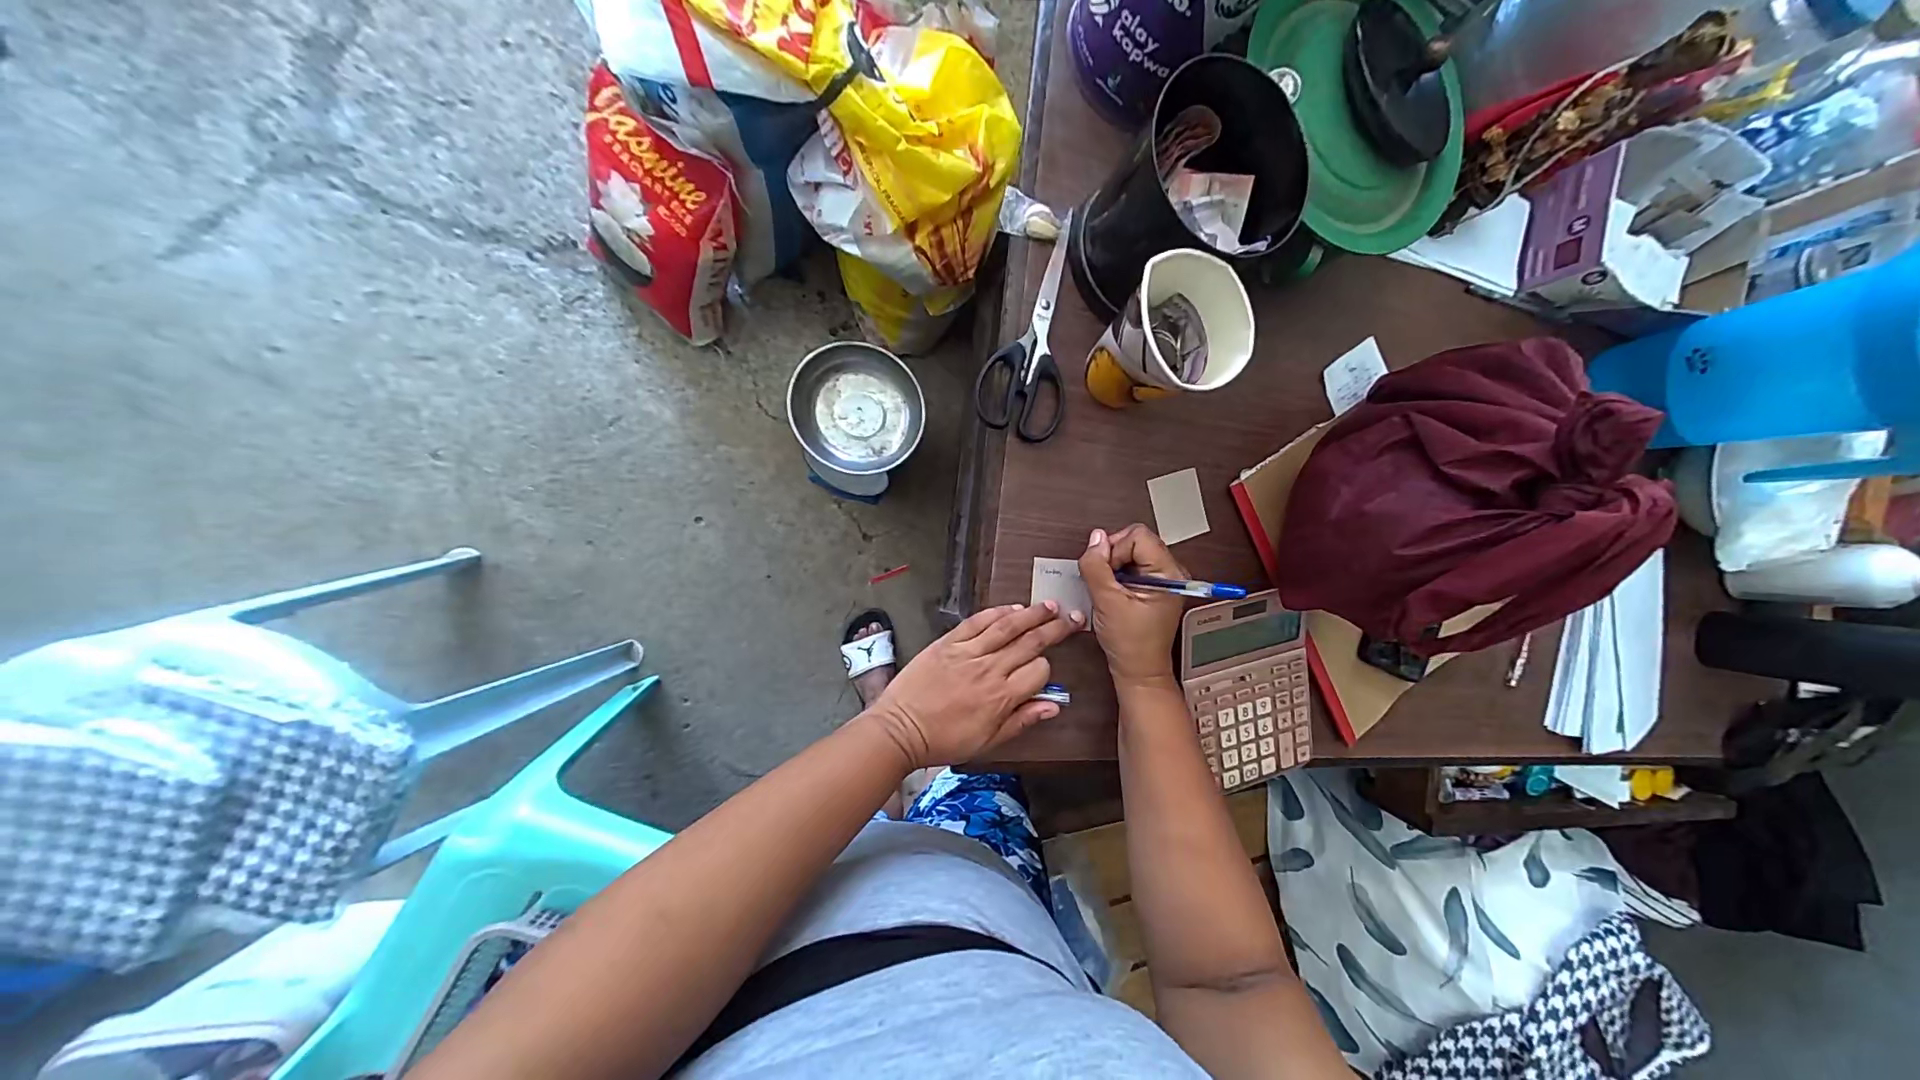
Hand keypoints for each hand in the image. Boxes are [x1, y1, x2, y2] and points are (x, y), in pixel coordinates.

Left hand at [865, 602, 1079, 769]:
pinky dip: (997, 613)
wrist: (900, 729)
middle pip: (1031, 643)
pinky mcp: (948, 643)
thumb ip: (1022, 721)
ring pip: (1008, 626)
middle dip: (1055, 629)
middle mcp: (989, 670)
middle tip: (1073, 617)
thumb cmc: (943, 741)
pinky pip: (977, 622)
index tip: (1045, 668)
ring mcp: (968, 653)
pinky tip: (1012, 608)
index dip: (1046, 668)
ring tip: (1050, 605)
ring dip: (1032, 614)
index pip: (1039, 671)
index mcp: (1001, 697)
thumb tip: (1053, 706)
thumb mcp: (987, 742)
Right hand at [1079, 524, 1186, 688]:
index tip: (1106, 573)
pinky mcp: (1152, 586)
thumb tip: (1095, 539)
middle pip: (1135, 540)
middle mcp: (1170, 571)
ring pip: (1131, 552)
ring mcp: (1162, 579)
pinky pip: (1131, 566)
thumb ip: (1097, 566)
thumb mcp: (1106, 602)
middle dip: (1113, 557)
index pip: (1137, 536)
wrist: (1138, 671)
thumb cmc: (1131, 645)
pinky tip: (1114, 595)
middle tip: (1106, 582)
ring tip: (1111, 591)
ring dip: (1113, 567)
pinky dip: (1116, 576)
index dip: (1114, 550)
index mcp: (1169, 573)